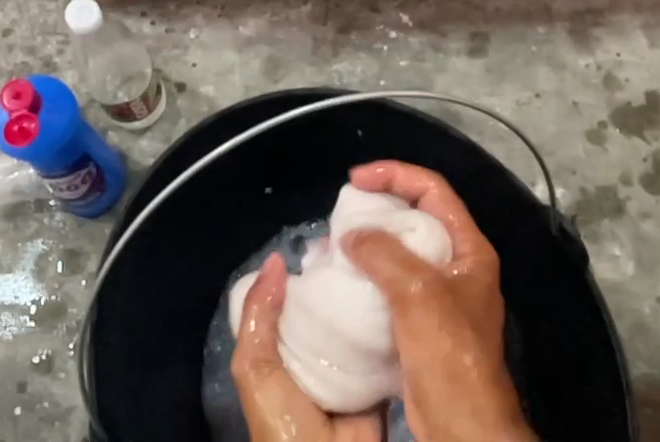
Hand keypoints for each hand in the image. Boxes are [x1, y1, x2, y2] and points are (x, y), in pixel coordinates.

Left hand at [231, 254, 385, 441]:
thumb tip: (276, 259)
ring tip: (389, 264)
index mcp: (281, 347)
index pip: (293, 299)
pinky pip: (386, 350)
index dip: (307, 271)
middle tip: (368, 245)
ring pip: (358, 326)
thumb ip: (258, 316)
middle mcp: (313, 352)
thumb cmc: (283, 422)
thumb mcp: (255, 368)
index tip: (331, 237)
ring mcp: (346, 367)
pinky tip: (404, 300)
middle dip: (343, 282)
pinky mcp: (377, 382)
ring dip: (370, 302)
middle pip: (328, 309)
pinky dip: (394, 330)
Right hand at [342, 161, 536, 441]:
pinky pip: (391, 282)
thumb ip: (384, 253)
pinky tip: (342, 278)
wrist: (462, 427)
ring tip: (335, 242)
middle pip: (416, 215)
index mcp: (469, 249)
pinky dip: (367, 273)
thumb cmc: (450, 355)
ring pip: (401, 249)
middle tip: (342, 210)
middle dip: (378, 206)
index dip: (394, 174)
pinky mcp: (421, 322)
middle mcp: (457, 265)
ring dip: (369, 241)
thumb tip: (351, 234)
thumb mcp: (417, 293)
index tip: (355, 179)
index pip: (433, 190)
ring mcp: (441, 295)